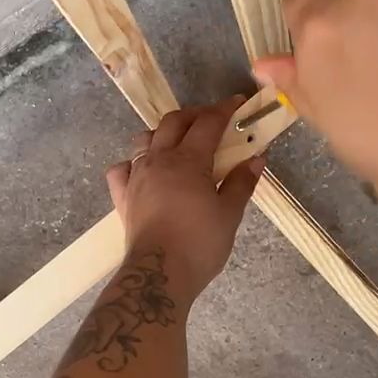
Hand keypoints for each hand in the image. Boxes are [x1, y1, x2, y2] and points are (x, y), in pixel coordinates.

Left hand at [105, 97, 265, 302]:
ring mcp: (136, 177)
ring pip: (144, 140)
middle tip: (212, 121)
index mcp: (188, 160)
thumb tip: (257, 157)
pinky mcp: (122, 197)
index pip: (208, 123)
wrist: (159, 273)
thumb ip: (242, 182)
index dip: (224, 110)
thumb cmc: (200, 243)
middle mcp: (158, 160)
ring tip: (178, 143)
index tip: (238, 104)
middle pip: (173, 122)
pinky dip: (132, 164)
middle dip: (194, 115)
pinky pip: (121, 169)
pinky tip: (143, 172)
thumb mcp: (230, 213)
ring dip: (162, 134)